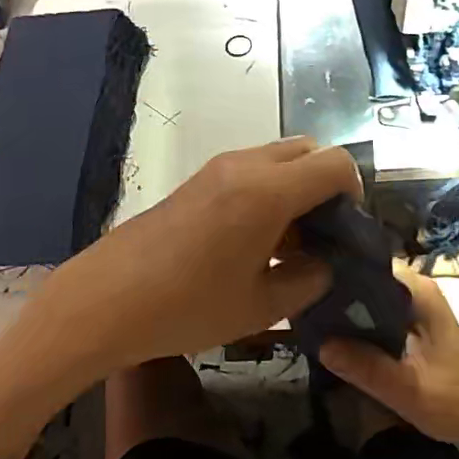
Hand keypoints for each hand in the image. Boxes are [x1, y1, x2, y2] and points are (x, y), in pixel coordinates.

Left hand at [30, 137, 359, 374]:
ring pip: (278, 159)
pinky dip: (268, 192)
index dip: (354, 195)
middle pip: (308, 151)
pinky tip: (254, 242)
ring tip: (287, 244)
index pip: (336, 164)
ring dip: (295, 189)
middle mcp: (245, 165)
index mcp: (268, 190)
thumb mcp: (260, 306)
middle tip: (321, 235)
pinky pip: (250, 171)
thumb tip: (324, 265)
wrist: (104, 300)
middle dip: (326, 186)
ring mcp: (216, 168)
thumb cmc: (186, 307)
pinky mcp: (196, 181)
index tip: (345, 234)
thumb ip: (308, 280)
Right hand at [320, 263, 458, 448]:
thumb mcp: (410, 391)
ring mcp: (406, 304)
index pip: (367, 262)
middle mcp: (411, 288)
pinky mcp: (401, 322)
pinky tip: (323, 334)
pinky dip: (348, 322)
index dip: (334, 271)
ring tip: (303, 318)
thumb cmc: (457, 404)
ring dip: (336, 308)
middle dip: (330, 291)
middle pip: (360, 276)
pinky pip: (366, 312)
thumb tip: (320, 344)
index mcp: (418, 291)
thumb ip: (368, 368)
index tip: (302, 285)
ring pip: (360, 295)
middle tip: (296, 306)